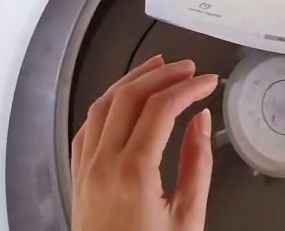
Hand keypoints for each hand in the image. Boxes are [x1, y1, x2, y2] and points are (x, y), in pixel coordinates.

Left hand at [71, 55, 217, 230]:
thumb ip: (197, 165)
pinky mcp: (77, 178)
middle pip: (129, 95)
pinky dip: (107, 104)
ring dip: (131, 80)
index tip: (207, 82)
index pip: (161, 107)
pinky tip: (123, 100)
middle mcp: (103, 164)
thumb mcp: (187, 220)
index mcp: (132, 172)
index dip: (187, 87)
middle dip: (162, 75)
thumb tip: (201, 120)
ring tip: (157, 69)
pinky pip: (87, 127)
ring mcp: (85, 169)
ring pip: (103, 104)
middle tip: (188, 69)